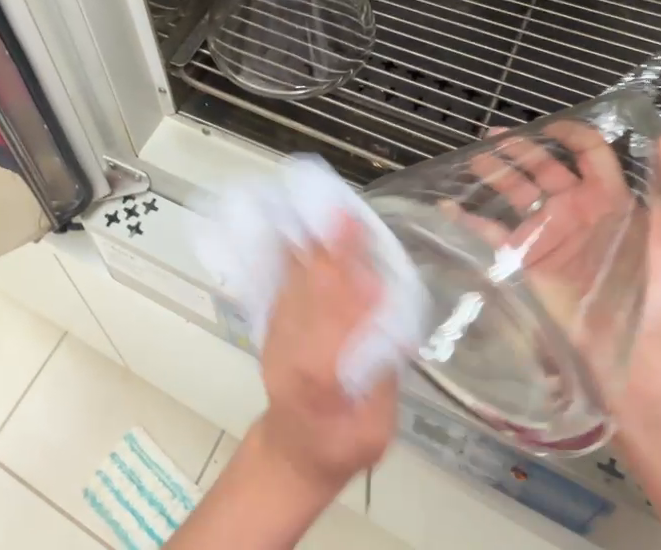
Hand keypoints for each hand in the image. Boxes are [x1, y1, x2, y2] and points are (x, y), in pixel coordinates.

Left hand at [248, 215, 397, 497]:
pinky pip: (283, 284)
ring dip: (308, 244)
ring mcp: (277, 335)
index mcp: (320, 377)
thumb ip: (380, 375)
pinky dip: (292, 254)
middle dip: (326, 249)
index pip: (335, 316)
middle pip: (311, 290)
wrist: (293, 453)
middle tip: (339, 209)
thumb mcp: (376, 428)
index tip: (353, 240)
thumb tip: (388, 321)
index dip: (345, 276)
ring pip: (293, 282)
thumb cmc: (343, 446)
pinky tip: (301, 228)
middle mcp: (292, 348)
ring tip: (320, 207)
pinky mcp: (272, 326)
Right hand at [447, 125, 660, 400]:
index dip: (570, 134)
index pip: (587, 152)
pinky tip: (450, 205)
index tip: (549, 126)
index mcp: (609, 197)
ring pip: (513, 189)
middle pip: (541, 165)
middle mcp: (573, 208)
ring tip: (473, 158)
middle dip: (518, 146)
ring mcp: (544, 233)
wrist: (634, 351)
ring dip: (492, 170)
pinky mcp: (523, 259)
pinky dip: (467, 218)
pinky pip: (489, 232)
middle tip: (492, 135)